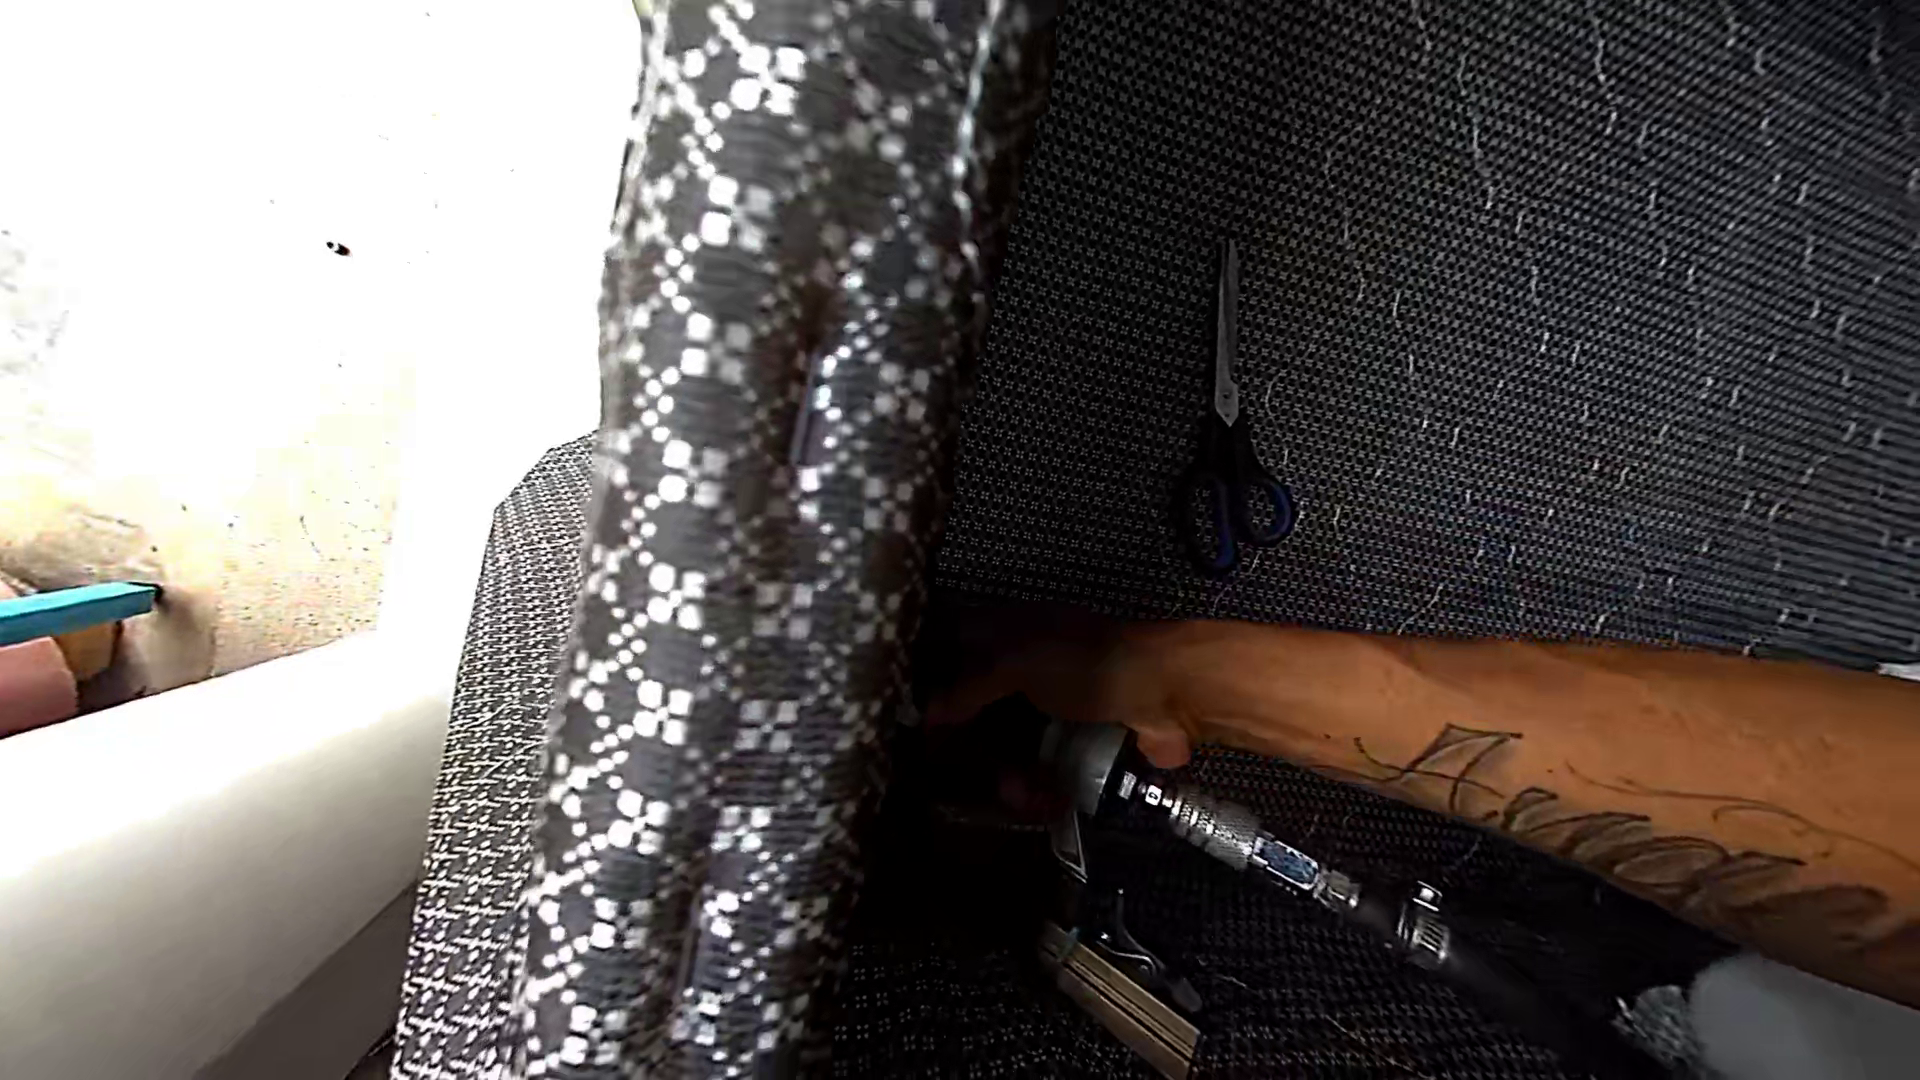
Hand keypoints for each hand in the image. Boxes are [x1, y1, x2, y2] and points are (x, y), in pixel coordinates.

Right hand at [925, 606, 1249, 768]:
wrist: (1165, 694)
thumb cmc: (1086, 664)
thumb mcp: (1020, 663)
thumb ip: (969, 686)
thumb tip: (926, 714)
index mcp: (1004, 635)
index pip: (949, 652)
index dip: (927, 682)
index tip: (913, 721)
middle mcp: (1018, 668)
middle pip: (971, 708)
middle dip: (965, 744)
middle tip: (957, 771)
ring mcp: (1044, 706)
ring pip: (1002, 743)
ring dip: (1003, 772)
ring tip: (1019, 794)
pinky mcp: (1068, 739)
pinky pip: (1035, 764)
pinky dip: (1034, 783)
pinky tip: (1041, 798)